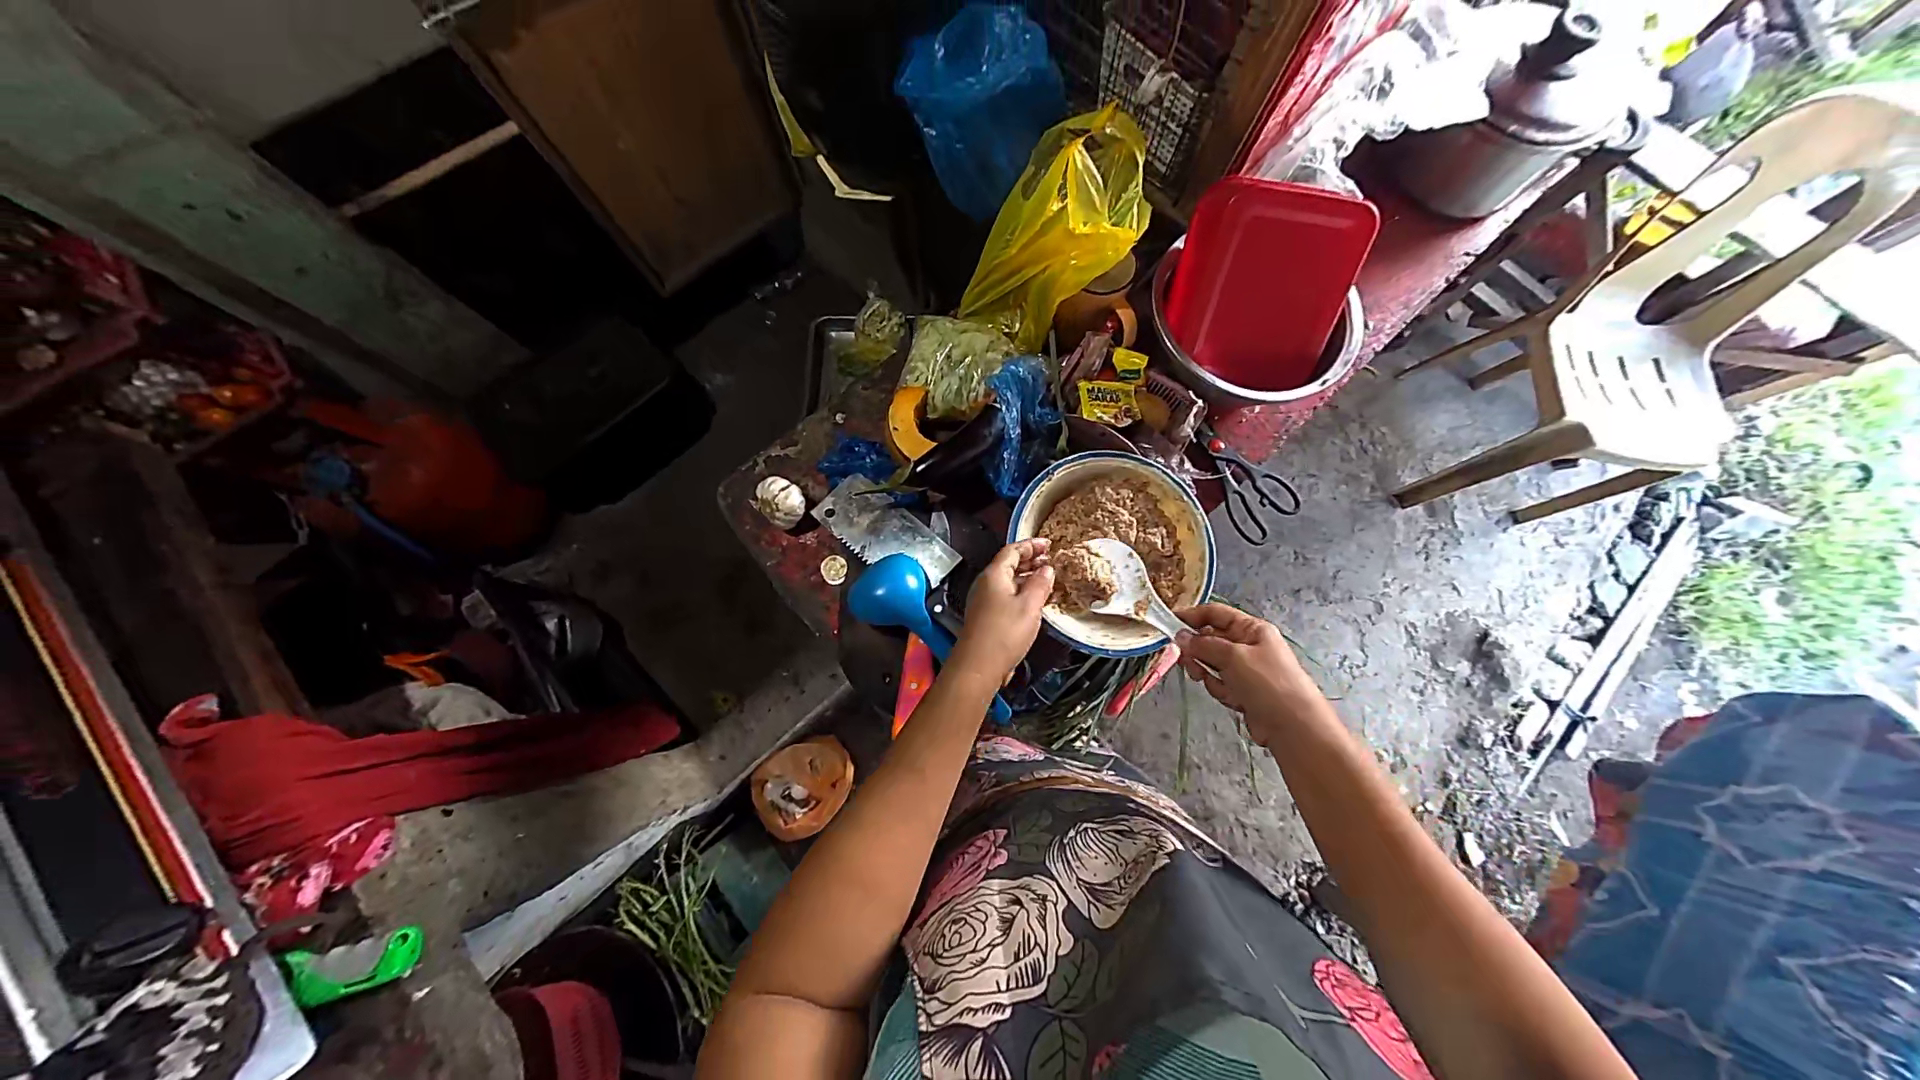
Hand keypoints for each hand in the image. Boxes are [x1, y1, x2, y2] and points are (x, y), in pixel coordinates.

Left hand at [950, 539, 1052, 684]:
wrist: (979, 665)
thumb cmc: (1002, 634)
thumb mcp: (1030, 605)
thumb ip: (1040, 584)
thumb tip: (1047, 570)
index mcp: (993, 575)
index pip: (1012, 550)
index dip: (1031, 545)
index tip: (1047, 544)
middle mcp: (985, 585)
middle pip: (1008, 564)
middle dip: (1030, 560)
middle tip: (1049, 560)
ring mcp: (983, 601)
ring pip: (1007, 581)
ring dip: (1027, 577)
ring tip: (1046, 579)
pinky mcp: (986, 616)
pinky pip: (1005, 596)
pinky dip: (1021, 593)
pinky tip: (1034, 601)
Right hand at [1173, 603, 1324, 745]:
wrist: (1293, 727)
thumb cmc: (1268, 683)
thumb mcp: (1232, 656)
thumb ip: (1202, 644)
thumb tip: (1180, 636)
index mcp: (1252, 629)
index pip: (1215, 613)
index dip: (1192, 616)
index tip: (1169, 623)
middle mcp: (1249, 646)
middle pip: (1210, 639)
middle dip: (1197, 649)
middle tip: (1186, 658)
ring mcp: (1246, 669)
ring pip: (1211, 663)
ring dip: (1206, 672)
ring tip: (1210, 681)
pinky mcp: (1242, 691)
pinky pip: (1219, 683)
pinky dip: (1219, 689)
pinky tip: (1231, 698)